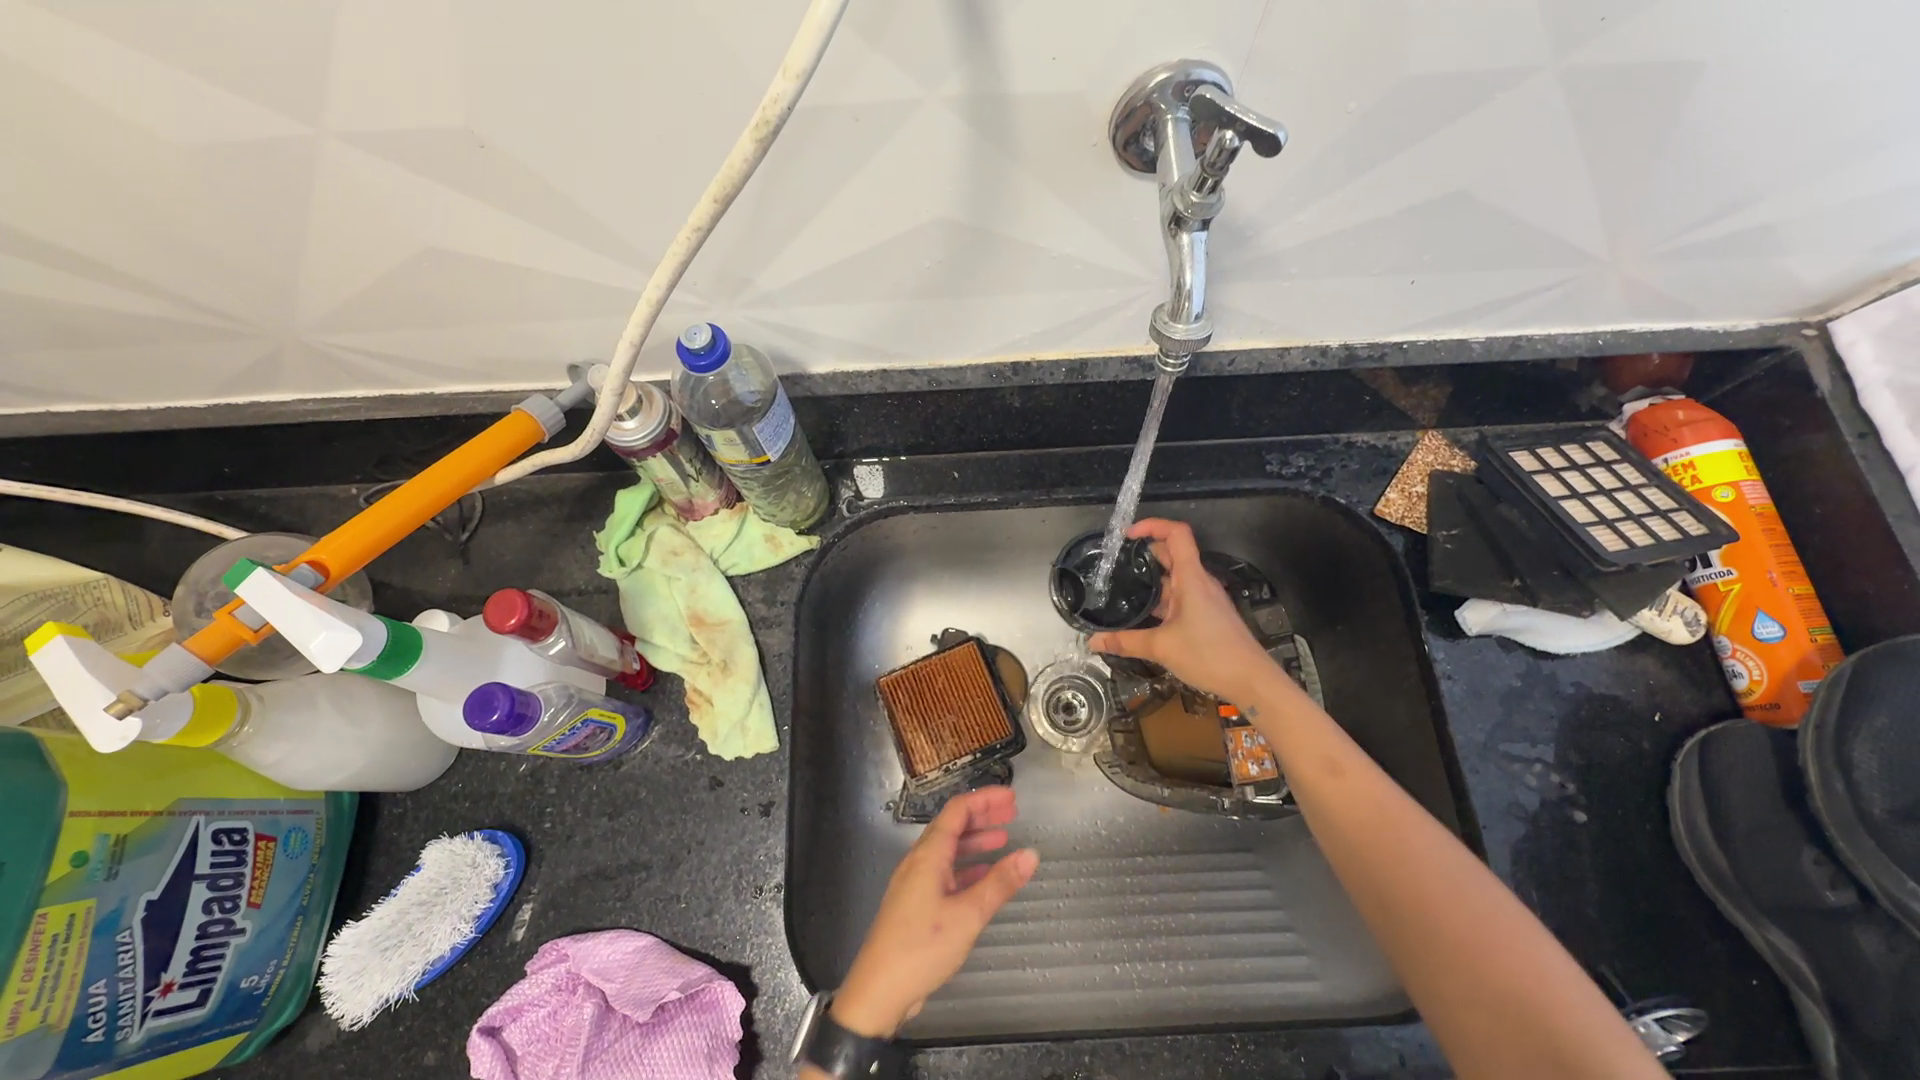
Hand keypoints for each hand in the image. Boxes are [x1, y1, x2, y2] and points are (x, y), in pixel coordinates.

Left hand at [830, 787, 1037, 1037]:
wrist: (879, 990)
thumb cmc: (921, 947)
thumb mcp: (968, 915)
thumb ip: (999, 883)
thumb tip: (1031, 854)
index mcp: (928, 856)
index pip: (957, 811)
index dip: (985, 800)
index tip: (1012, 798)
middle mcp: (919, 863)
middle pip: (952, 827)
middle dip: (982, 817)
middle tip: (1012, 813)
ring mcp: (915, 884)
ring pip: (948, 851)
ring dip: (975, 842)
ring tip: (1004, 840)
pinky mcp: (916, 906)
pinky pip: (945, 874)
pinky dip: (967, 869)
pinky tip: (984, 877)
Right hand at [1088, 518, 1278, 703]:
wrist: (1251, 680)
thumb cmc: (1210, 655)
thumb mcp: (1161, 648)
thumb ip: (1125, 642)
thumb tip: (1093, 642)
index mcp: (1192, 578)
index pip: (1176, 534)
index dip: (1153, 526)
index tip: (1128, 535)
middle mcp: (1200, 582)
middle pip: (1173, 554)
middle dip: (1146, 554)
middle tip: (1118, 565)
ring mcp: (1206, 599)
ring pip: (1176, 579)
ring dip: (1153, 580)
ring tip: (1124, 589)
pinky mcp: (1207, 615)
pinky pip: (1181, 597)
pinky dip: (1162, 599)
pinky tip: (1145, 615)